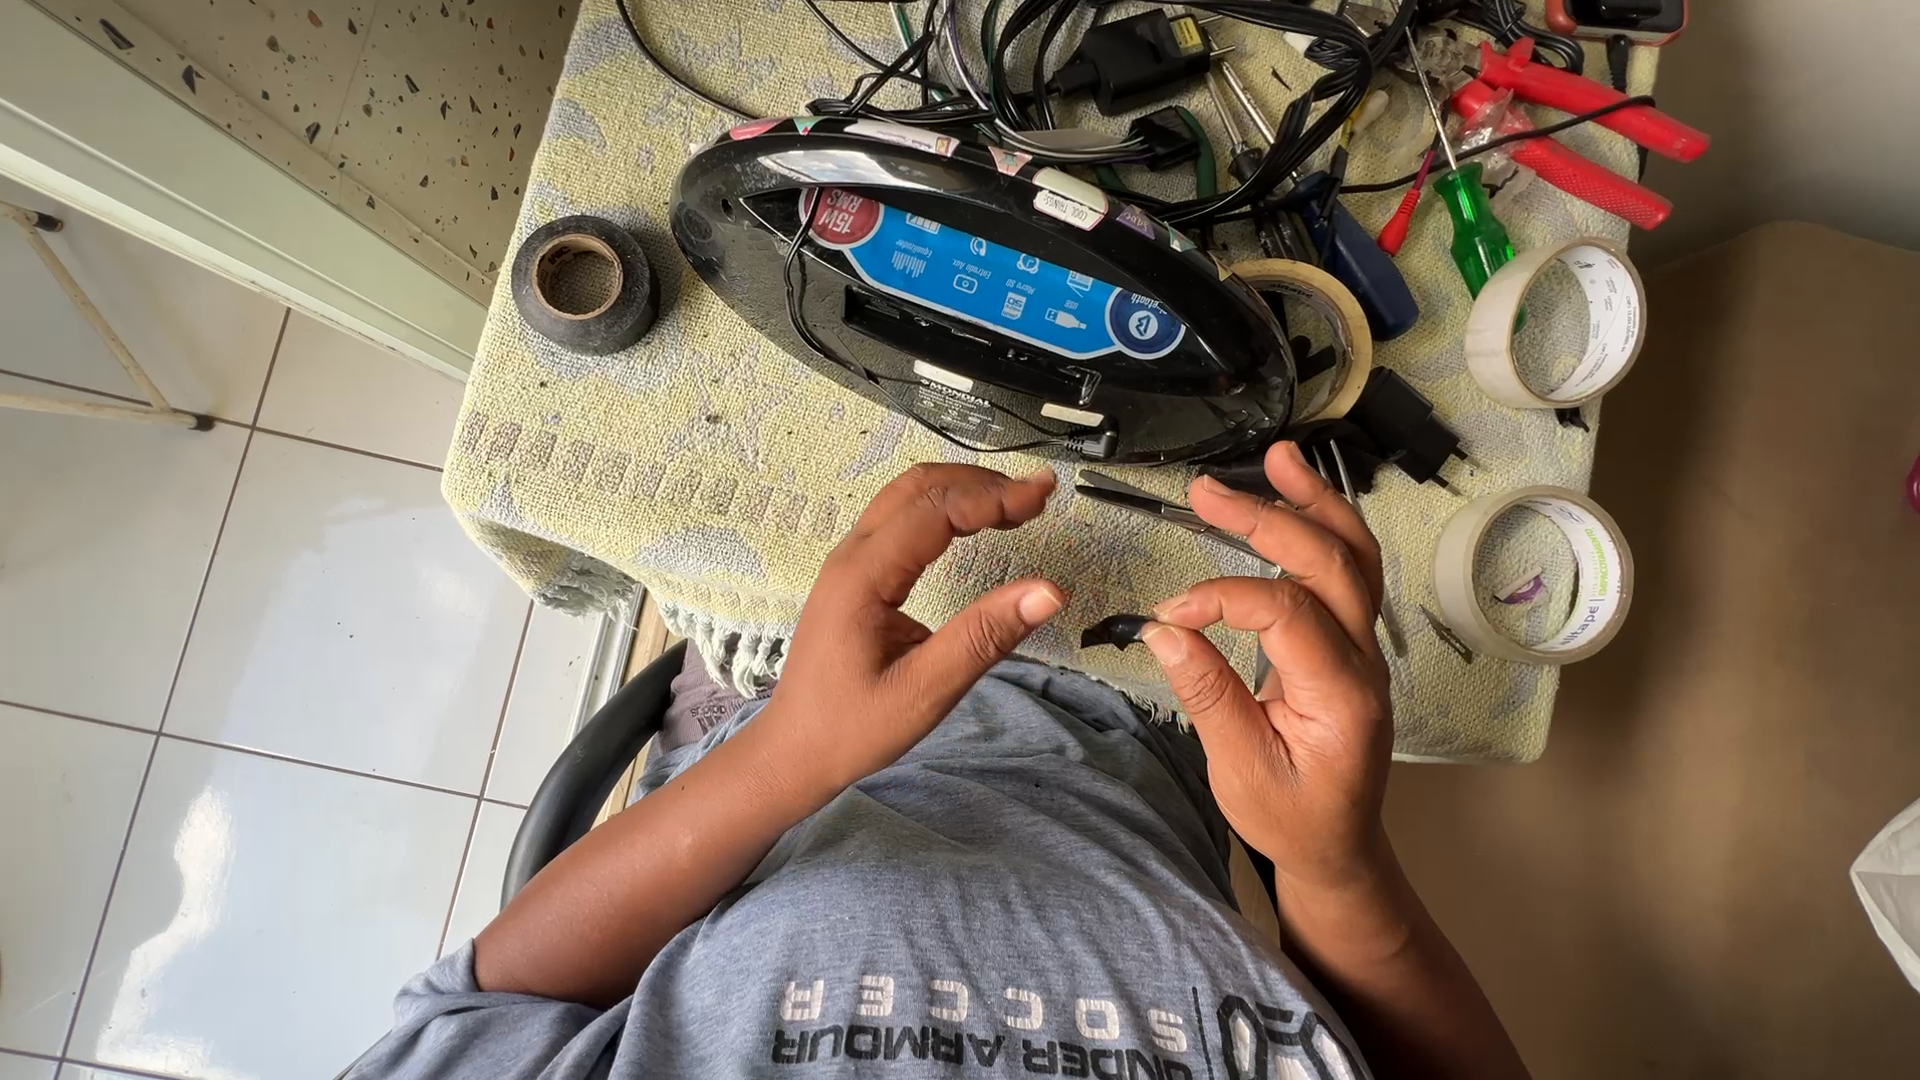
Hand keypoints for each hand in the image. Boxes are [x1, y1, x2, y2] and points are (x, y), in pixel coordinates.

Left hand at [759, 463, 1065, 791]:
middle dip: (982, 483)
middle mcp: (852, 554)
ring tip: (1017, 505)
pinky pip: (902, 520)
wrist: (792, 751)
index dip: (994, 497)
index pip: (935, 510)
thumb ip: (984, 637)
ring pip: (908, 496)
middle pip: (919, 487)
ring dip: (963, 491)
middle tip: (1038, 496)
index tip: (1044, 497)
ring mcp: (850, 561)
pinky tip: (976, 526)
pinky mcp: (856, 574)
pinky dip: (946, 510)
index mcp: (863, 576)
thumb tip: (1050, 592)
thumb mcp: (924, 692)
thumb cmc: (851, 728)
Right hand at [1141, 442, 1393, 895]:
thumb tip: (1165, 630)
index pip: (1283, 612)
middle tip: (1206, 492)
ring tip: (1275, 459)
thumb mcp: (1239, 770)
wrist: (1338, 843)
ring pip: (1354, 554)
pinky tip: (1293, 496)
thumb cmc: (1292, 816)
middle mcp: (1364, 658)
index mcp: (1340, 693)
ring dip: (1313, 502)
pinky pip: (1348, 568)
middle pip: (1330, 563)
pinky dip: (1322, 523)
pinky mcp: (1349, 640)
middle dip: (1267, 519)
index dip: (1219, 599)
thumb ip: (1207, 695)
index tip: (1169, 613)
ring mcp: (1364, 645)